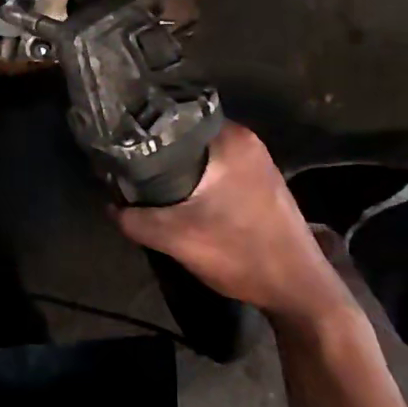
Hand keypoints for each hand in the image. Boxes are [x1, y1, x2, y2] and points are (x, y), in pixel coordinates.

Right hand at [114, 124, 350, 321]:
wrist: (297, 288)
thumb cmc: (239, 253)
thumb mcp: (175, 238)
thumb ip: (135, 219)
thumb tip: (110, 204)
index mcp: (229, 138)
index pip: (172, 118)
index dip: (142, 132)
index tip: (119, 147)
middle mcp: (245, 140)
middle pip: (186, 137)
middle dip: (158, 154)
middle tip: (129, 171)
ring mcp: (257, 160)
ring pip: (202, 155)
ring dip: (178, 170)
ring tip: (149, 186)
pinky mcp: (261, 181)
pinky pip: (217, 169)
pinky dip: (198, 180)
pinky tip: (183, 200)